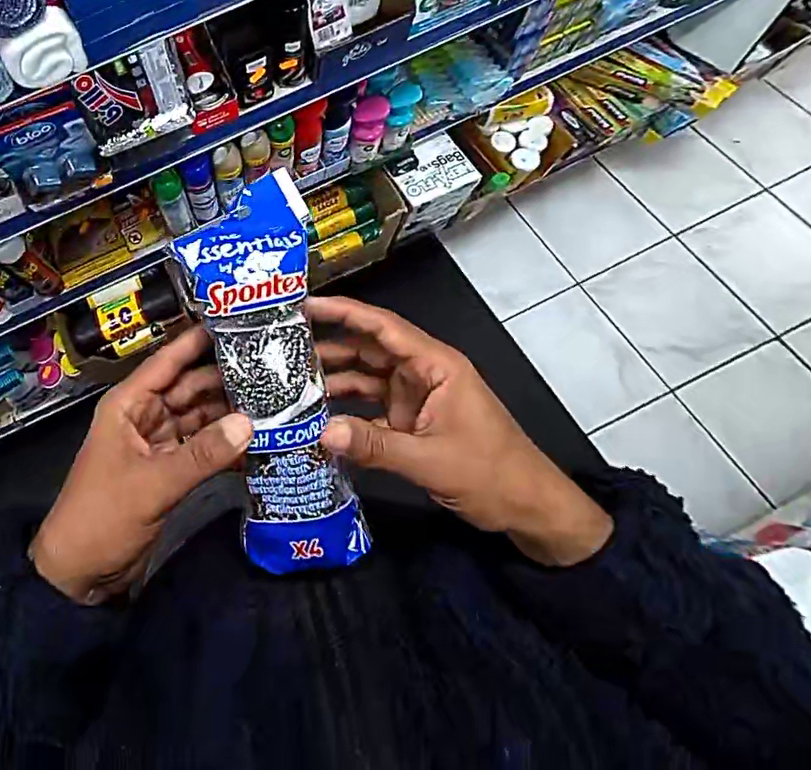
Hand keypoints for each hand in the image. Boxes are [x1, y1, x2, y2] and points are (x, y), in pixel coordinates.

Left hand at [30, 325, 251, 603]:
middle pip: (194, 387)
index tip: (239, 321)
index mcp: (130, 404)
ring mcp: (162, 441)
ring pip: (204, 416)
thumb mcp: (152, 483)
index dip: (200, 339)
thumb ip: (203, 454)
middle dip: (229, 378)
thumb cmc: (102, 517)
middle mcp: (148, 415)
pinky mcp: (173, 468)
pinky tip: (262, 439)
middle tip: (276, 368)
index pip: (169, 360)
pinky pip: (206, 446)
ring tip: (278, 400)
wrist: (80, 577)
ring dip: (234, 412)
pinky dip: (228, 444)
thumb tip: (251, 422)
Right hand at [306, 297, 612, 566]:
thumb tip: (321, 433)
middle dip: (330, 346)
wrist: (527, 506)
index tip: (307, 305)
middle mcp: (423, 374)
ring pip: (367, 379)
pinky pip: (372, 408)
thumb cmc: (492, 473)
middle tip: (283, 346)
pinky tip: (317, 416)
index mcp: (436, 365)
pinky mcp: (411, 422)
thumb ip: (374, 446)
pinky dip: (347, 411)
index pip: (384, 328)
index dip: (345, 312)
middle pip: (370, 350)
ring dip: (334, 380)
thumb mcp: (431, 460)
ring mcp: (416, 398)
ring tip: (289, 381)